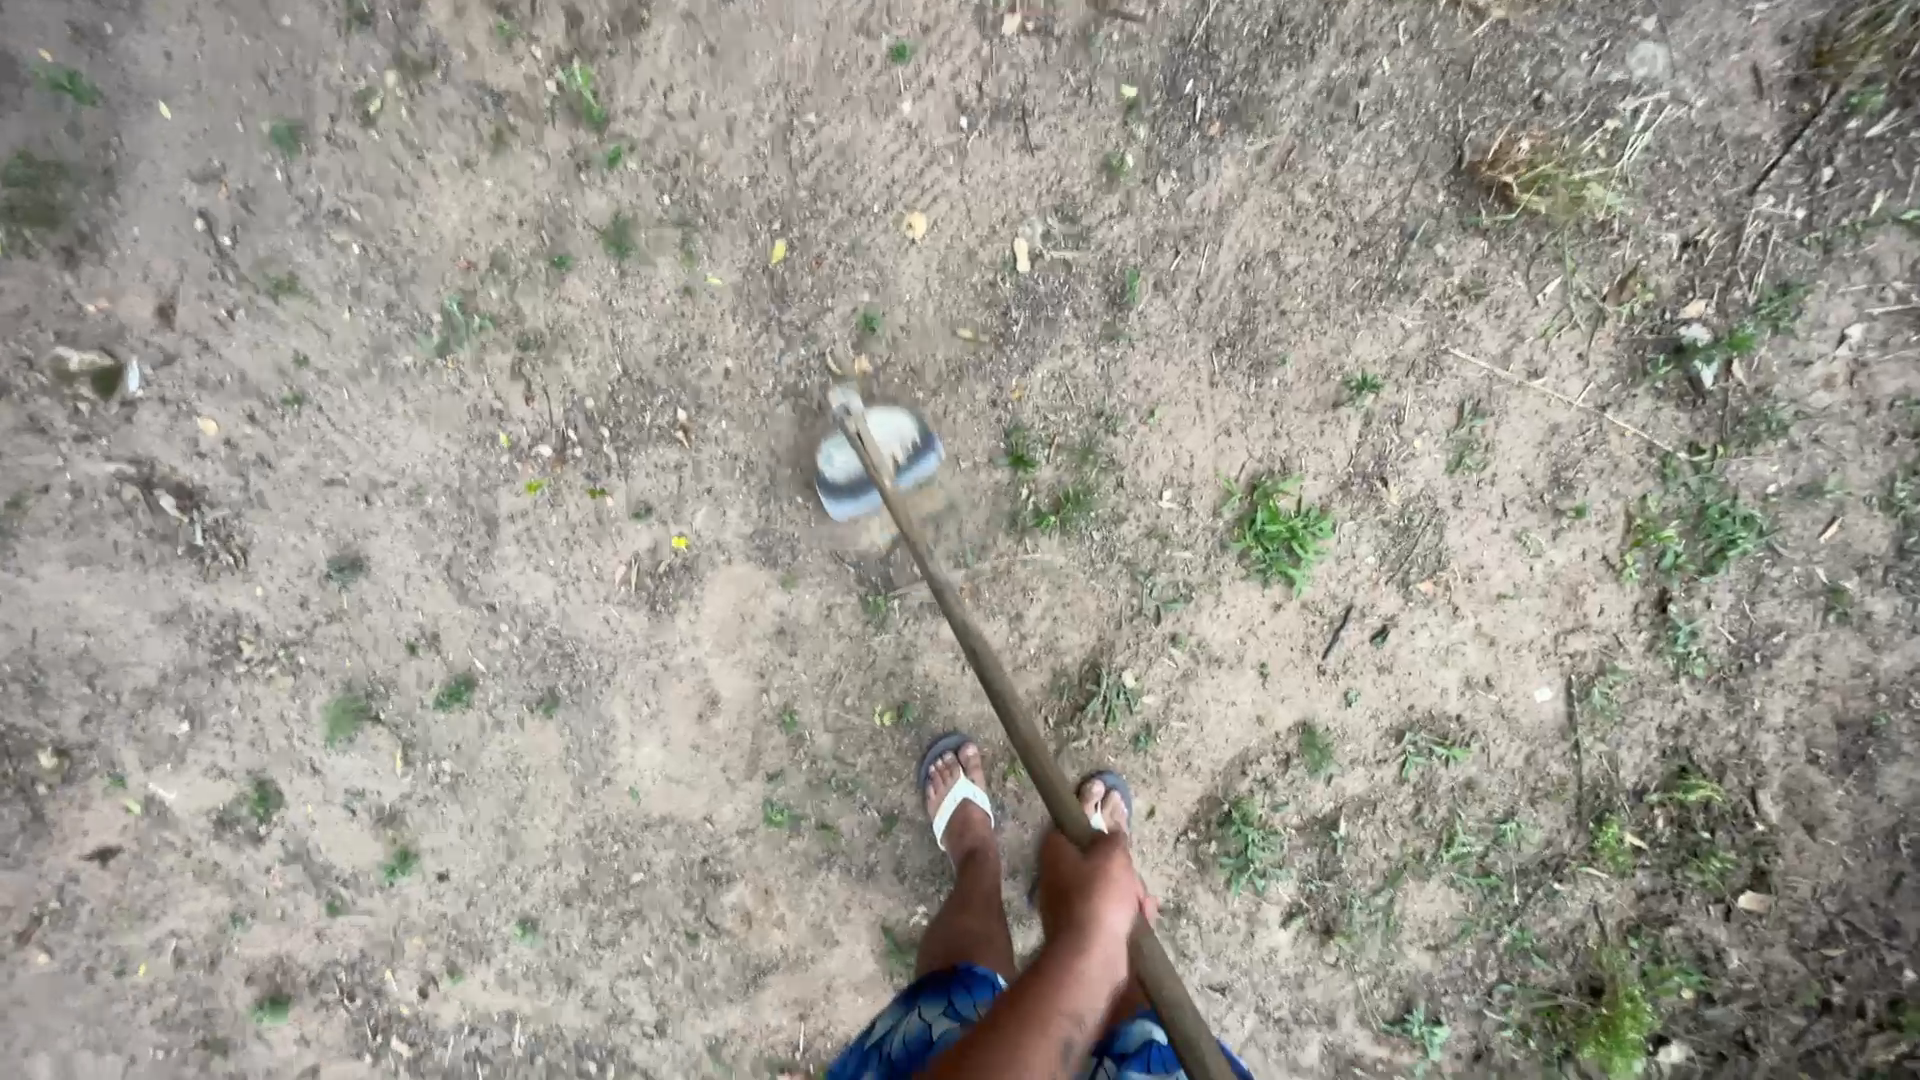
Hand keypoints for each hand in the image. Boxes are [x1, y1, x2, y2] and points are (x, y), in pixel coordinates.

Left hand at [1034, 829, 1156, 991]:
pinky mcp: (1083, 929)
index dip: (1095, 830)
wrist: (1092, 956)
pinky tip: (1143, 921)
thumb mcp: (1113, 855)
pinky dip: (1126, 914)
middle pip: (1095, 861)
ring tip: (1143, 906)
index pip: (1071, 827)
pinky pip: (1108, 912)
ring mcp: (1068, 904)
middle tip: (1133, 881)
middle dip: (1122, 871)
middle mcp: (1056, 875)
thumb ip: (1114, 839)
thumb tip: (1112, 835)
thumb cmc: (1098, 896)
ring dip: (1130, 894)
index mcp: (1055, 851)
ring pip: (1106, 887)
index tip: (1115, 839)